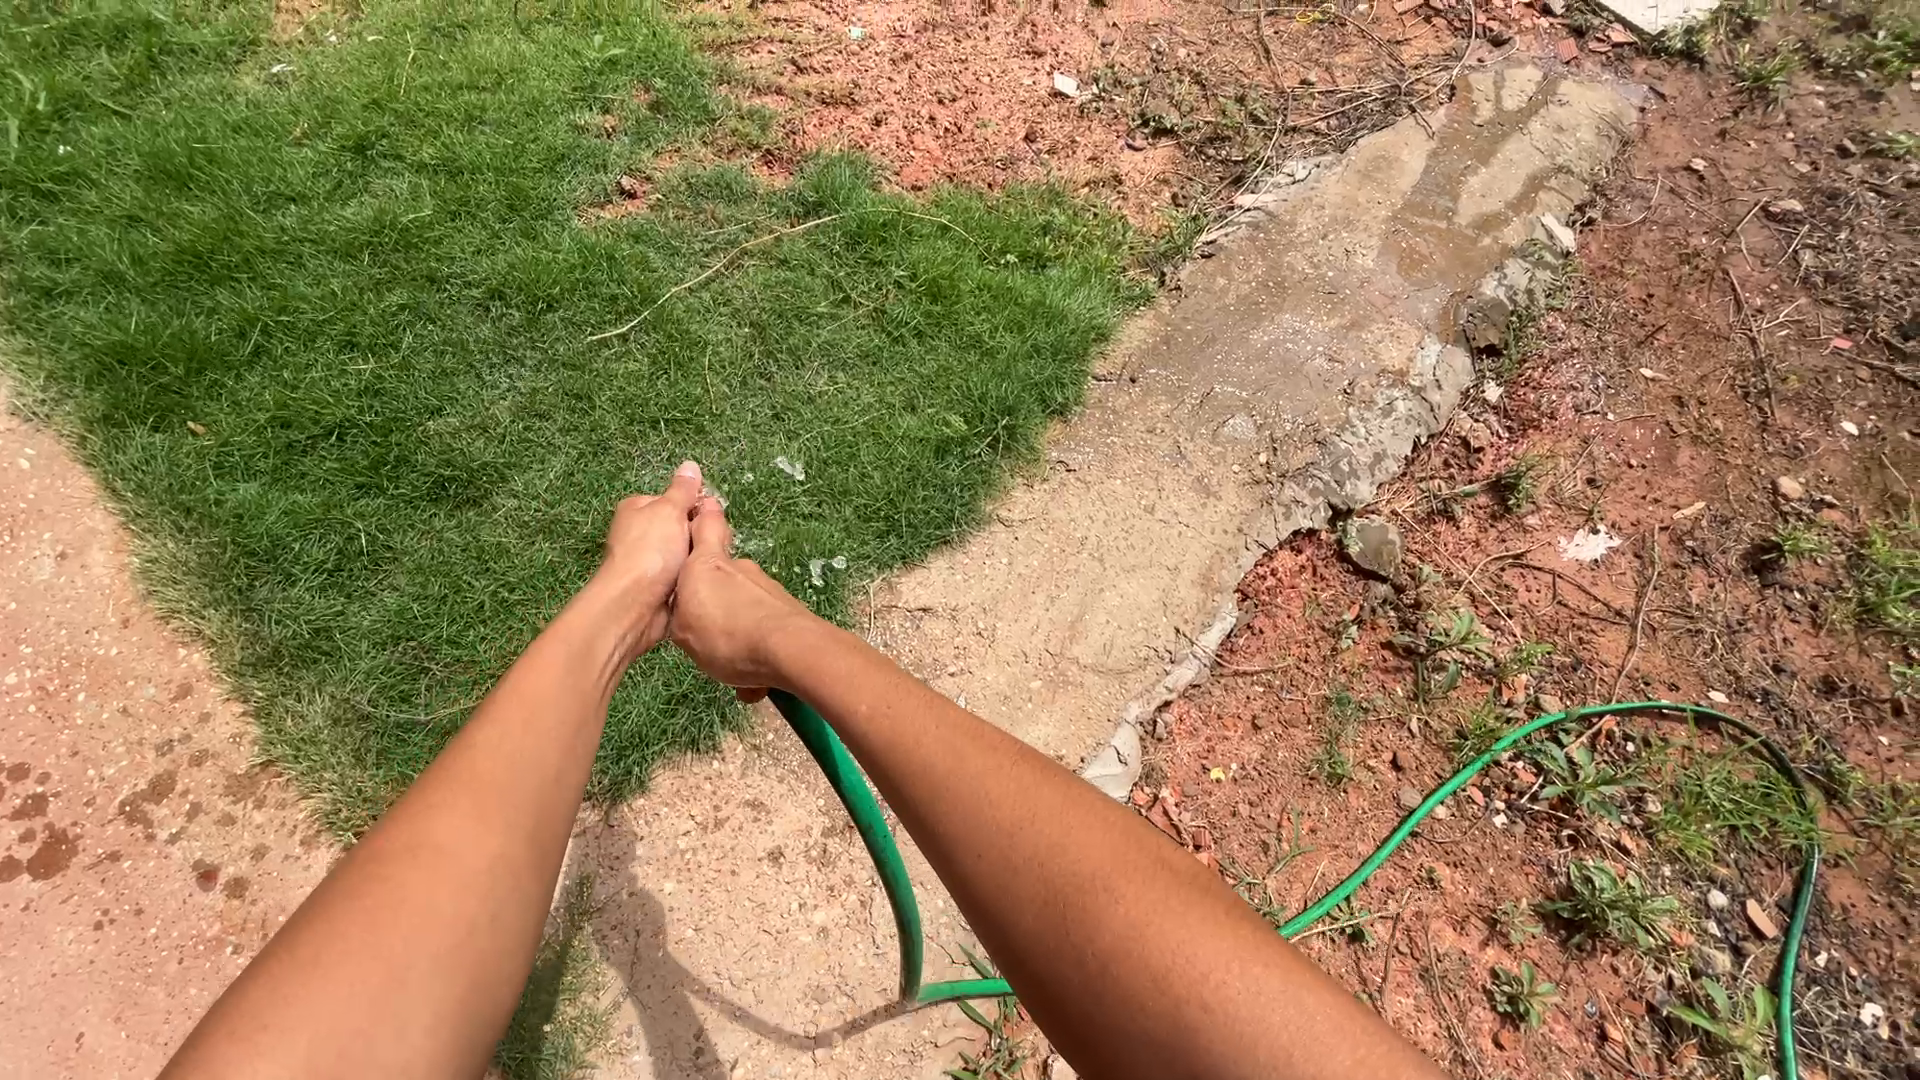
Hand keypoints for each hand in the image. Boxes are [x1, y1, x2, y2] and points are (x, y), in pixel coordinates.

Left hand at [588, 460, 704, 656]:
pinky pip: (686, 574)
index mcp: (638, 508)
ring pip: (689, 552)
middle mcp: (641, 532)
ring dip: (700, 558)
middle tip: (713, 543)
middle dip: (701, 534)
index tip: (711, 517)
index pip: (677, 500)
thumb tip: (690, 464)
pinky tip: (704, 580)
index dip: (697, 508)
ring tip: (711, 564)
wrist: (635, 604)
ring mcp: (650, 560)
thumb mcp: (670, 511)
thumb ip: (683, 490)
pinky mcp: (659, 585)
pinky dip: (695, 576)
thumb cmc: (650, 550)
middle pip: (685, 526)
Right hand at [668, 496, 821, 697]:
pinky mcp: (787, 610)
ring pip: (742, 612)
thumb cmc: (727, 636)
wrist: (791, 649)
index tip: (703, 505)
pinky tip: (756, 683)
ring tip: (734, 670)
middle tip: (704, 636)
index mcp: (708, 566)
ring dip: (736, 639)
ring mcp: (767, 589)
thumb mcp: (683, 630)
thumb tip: (688, 614)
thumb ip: (681, 616)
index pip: (705, 527)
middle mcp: (741, 570)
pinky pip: (763, 633)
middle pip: (722, 579)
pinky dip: (757, 655)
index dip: (702, 517)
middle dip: (713, 606)